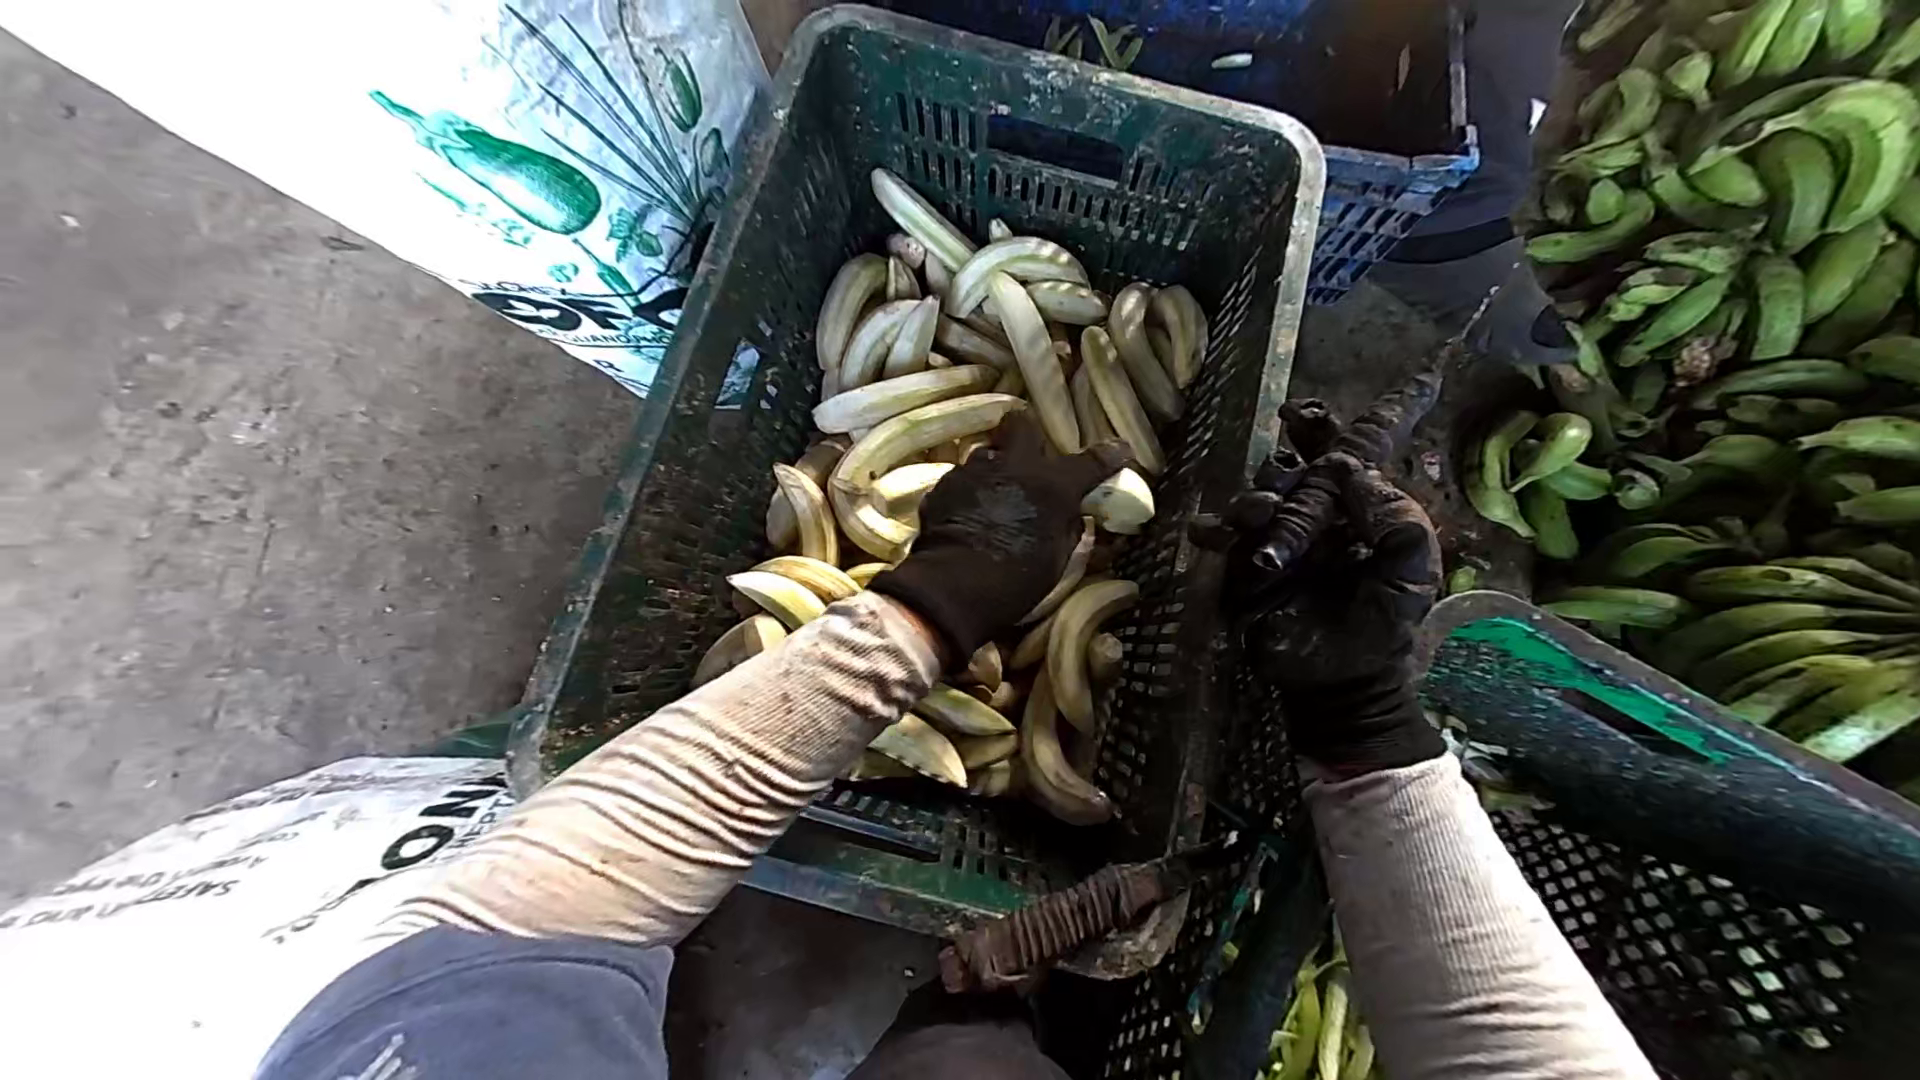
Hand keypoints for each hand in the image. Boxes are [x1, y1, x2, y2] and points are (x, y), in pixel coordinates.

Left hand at [870, 413, 1130, 662]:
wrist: (958, 586)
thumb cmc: (1019, 579)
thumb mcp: (1059, 556)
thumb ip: (1066, 525)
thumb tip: (1069, 514)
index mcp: (1053, 484)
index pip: (1091, 461)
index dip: (1107, 455)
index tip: (1117, 452)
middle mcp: (1014, 465)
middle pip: (1020, 424)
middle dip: (1026, 435)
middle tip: (1028, 459)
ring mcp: (974, 472)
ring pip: (986, 453)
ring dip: (994, 468)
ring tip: (994, 492)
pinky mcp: (943, 487)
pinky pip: (961, 479)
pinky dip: (968, 492)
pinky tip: (967, 512)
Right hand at [1230, 452, 1445, 776]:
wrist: (1338, 679)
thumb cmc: (1380, 626)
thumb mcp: (1410, 576)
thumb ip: (1399, 523)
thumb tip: (1350, 473)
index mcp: (1357, 512)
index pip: (1350, 457)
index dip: (1344, 424)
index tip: (1324, 403)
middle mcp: (1314, 515)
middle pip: (1293, 466)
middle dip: (1290, 454)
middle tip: (1286, 444)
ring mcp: (1274, 538)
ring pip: (1257, 495)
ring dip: (1257, 497)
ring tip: (1260, 513)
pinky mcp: (1242, 563)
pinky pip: (1223, 537)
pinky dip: (1214, 530)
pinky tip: (1208, 532)